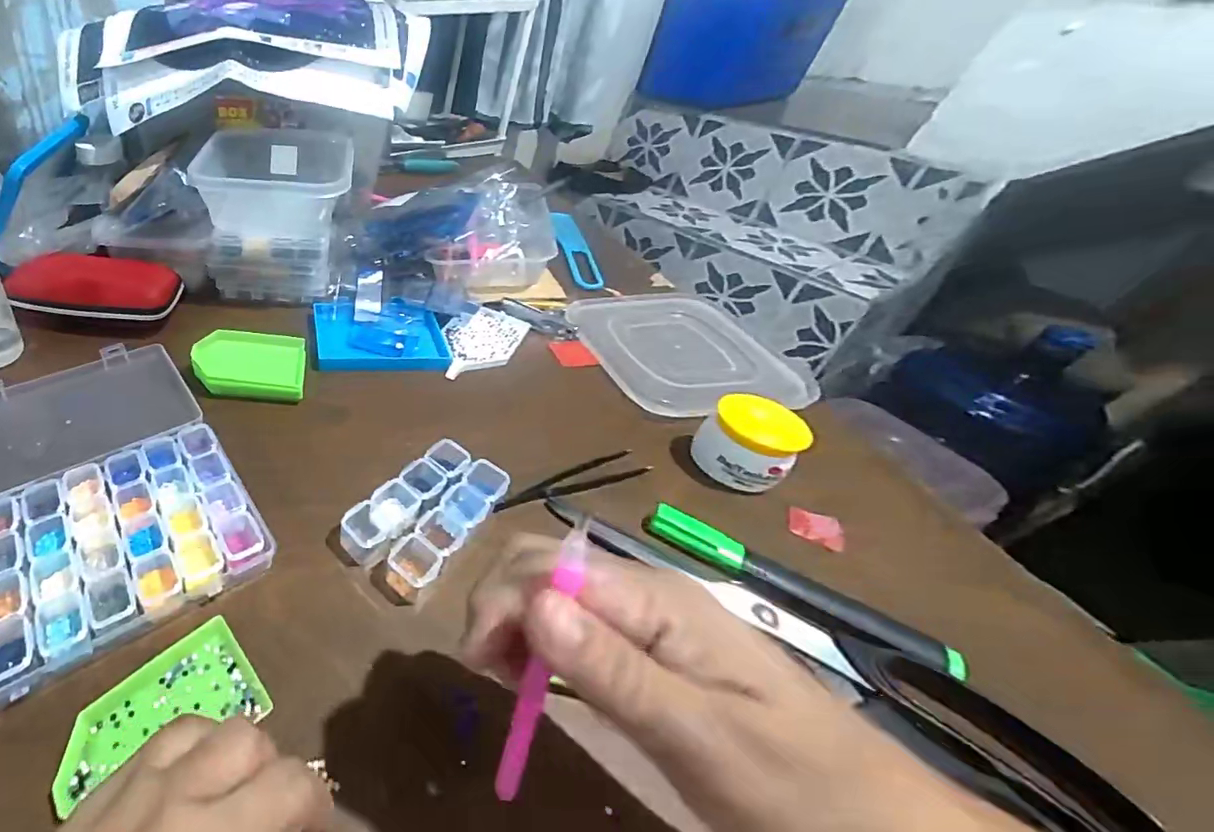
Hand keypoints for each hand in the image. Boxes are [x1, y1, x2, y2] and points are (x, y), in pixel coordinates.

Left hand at [62, 716, 333, 831]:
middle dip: (281, 778)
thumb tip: (302, 831)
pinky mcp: (112, 777)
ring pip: (215, 726)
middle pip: (255, 743)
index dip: (319, 810)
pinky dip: (198, 745)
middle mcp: (180, 797)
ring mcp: (141, 778)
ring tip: (240, 793)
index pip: (293, 789)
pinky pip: (172, 733)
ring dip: (240, 755)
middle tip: (280, 819)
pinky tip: (199, 777)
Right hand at [463, 534, 1023, 831]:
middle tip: (488, 667)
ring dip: (514, 615)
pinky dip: (539, 634)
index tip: (479, 665)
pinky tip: (538, 670)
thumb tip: (532, 605)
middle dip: (498, 601)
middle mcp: (642, 587)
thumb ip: (613, 669)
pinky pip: (574, 617)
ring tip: (505, 672)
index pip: (544, 566)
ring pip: (550, 583)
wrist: (887, 824)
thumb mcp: (702, 738)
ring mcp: (647, 612)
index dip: (499, 602)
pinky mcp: (650, 640)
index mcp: (654, 597)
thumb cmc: (798, 786)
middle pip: (540, 561)